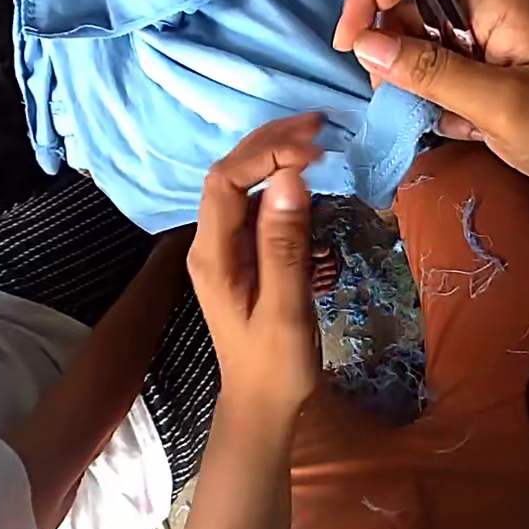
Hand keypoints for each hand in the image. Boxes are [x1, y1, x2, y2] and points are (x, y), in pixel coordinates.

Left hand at [187, 113, 324, 422]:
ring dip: (273, 155)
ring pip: (241, 184)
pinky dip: (279, 181)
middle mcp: (210, 242)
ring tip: (314, 137)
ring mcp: (224, 246)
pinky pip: (254, 203)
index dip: (265, 155)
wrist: (262, 404)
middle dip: (269, 143)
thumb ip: (284, 246)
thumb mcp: (286, 309)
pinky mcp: (241, 252)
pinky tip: (304, 175)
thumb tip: (290, 178)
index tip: (314, 151)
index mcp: (212, 255)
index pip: (225, 181)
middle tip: (318, 124)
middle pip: (229, 174)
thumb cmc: (276, 366)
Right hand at [332, 0, 528, 206]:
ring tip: (415, 112)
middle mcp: (485, 15)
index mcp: (496, 1)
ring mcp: (485, 48)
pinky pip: (438, 75)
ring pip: (420, 42)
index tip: (351, 41)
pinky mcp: (484, 79)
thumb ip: (431, 71)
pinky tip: (447, 126)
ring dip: (405, 75)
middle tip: (386, 89)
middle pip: (412, 3)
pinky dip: (428, 98)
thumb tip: (365, 45)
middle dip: (386, 41)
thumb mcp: (500, 103)